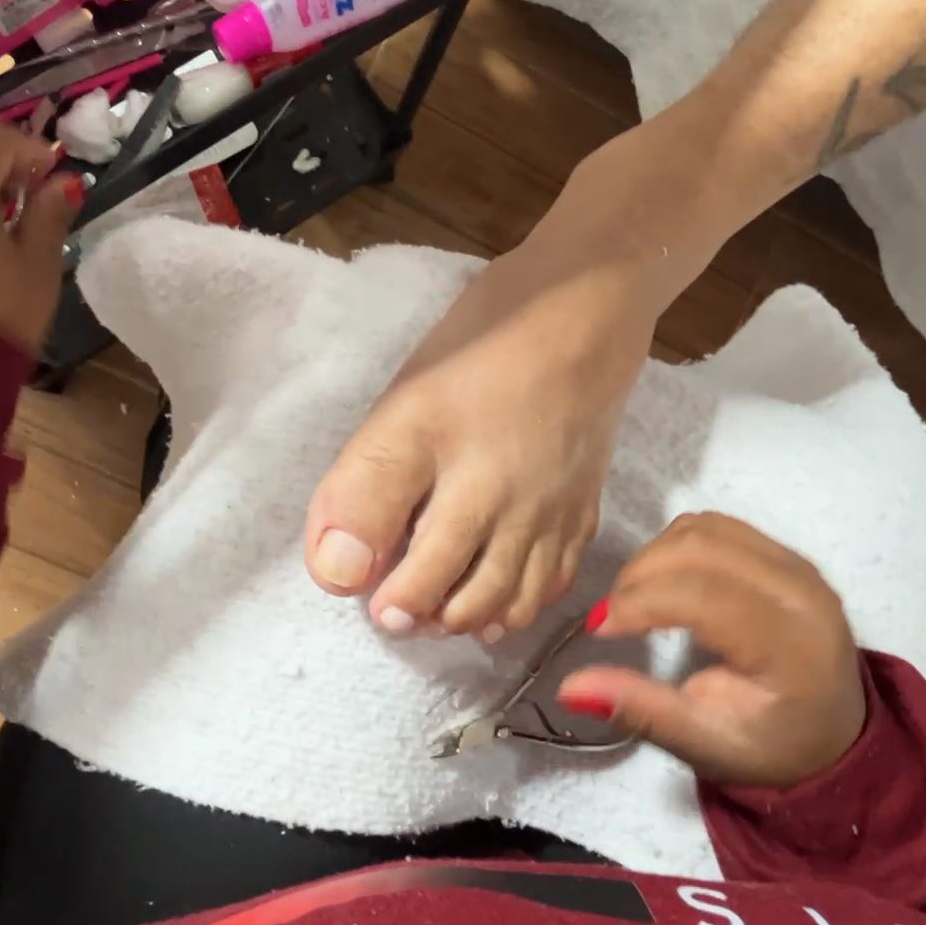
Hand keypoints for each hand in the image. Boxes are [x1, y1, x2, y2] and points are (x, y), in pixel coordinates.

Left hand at [303, 127, 726, 641]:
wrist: (587, 306)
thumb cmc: (484, 345)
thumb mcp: (404, 409)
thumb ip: (366, 492)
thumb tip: (338, 575)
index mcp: (468, 496)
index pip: (424, 582)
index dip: (394, 604)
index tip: (373, 603)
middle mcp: (518, 519)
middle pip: (475, 598)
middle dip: (432, 617)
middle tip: (404, 614)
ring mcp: (559, 515)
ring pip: (519, 598)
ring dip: (479, 618)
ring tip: (447, 616)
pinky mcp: (587, 504)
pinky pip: (560, 577)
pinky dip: (528, 601)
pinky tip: (508, 600)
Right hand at [557, 512, 865, 788]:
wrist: (831, 734)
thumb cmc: (766, 745)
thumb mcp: (701, 742)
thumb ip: (639, 709)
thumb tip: (569, 687)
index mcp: (791, 647)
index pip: (703, 597)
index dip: (640, 603)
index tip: (600, 629)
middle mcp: (802, 593)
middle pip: (699, 548)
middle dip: (639, 575)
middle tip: (613, 615)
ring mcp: (797, 565)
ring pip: (703, 528)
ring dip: (654, 556)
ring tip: (636, 599)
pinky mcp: (784, 553)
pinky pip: (717, 526)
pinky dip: (675, 545)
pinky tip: (664, 582)